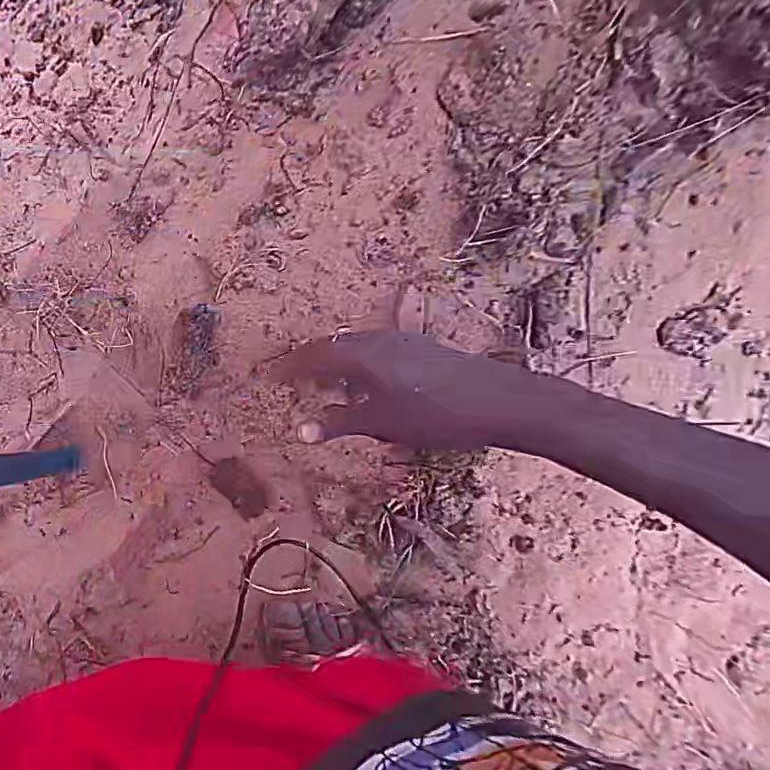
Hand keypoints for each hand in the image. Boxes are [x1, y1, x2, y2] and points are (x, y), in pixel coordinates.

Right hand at [279, 330, 560, 450]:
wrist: (501, 401)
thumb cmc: (433, 414)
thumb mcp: (380, 423)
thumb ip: (338, 422)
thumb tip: (300, 430)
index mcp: (362, 354)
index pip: (314, 355)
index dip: (289, 366)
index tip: (269, 375)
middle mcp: (379, 340)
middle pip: (333, 344)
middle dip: (309, 360)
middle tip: (292, 377)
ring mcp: (403, 341)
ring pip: (356, 345)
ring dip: (335, 360)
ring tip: (323, 380)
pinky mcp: (422, 348)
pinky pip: (376, 349)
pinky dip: (358, 363)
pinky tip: (366, 383)